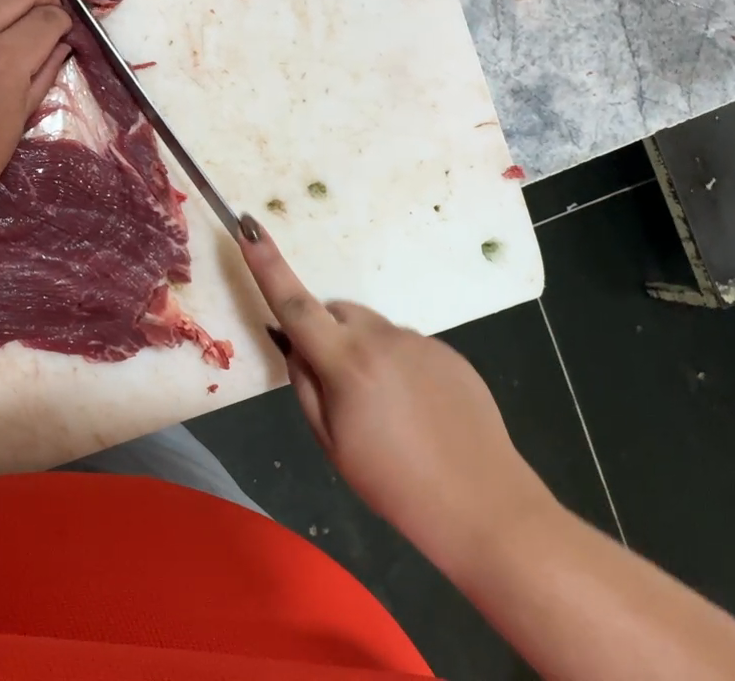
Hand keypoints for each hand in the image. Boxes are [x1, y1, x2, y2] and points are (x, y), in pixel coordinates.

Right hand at [239, 220, 559, 565]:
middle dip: (324, 332)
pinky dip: (394, 364)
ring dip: (361, 350)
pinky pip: (405, 345)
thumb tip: (293, 344)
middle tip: (333, 385)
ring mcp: (422, 343)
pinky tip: (413, 408)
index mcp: (346, 362)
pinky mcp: (451, 354)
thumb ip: (304, 383)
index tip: (249, 226)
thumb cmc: (393, 482)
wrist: (486, 508)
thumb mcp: (329, 440)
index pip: (294, 303)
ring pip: (371, 329)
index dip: (266, 263)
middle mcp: (384, 339)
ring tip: (381, 407)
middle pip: (335, 312)